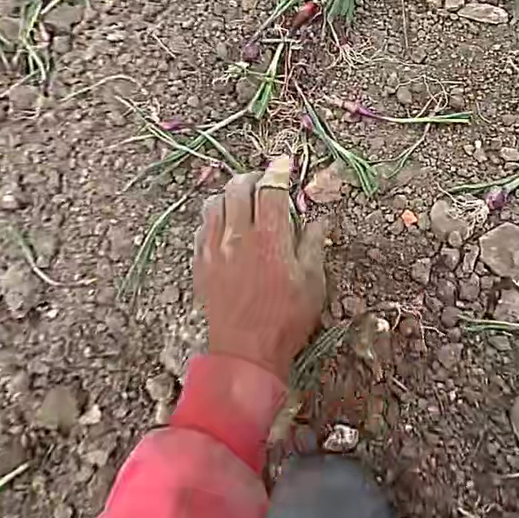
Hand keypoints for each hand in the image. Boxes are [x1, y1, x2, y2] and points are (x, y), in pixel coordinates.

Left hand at [193, 157, 327, 378]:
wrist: (245, 354)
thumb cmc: (287, 318)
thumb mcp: (313, 280)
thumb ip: (313, 244)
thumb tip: (318, 220)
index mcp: (270, 238)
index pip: (271, 189)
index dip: (279, 171)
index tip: (284, 163)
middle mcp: (238, 236)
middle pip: (238, 188)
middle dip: (253, 178)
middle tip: (264, 182)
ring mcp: (214, 250)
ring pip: (214, 203)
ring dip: (230, 194)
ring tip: (243, 200)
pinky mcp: (200, 264)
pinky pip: (201, 227)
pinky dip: (214, 216)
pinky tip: (226, 224)